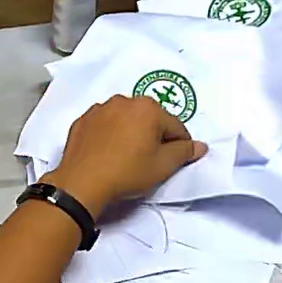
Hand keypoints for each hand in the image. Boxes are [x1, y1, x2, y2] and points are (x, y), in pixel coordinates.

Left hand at [42, 95, 206, 216]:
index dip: (178, 145)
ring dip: (130, 132)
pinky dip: (108, 134)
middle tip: (149, 159)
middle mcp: (123, 101)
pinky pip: (103, 124)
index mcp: (148, 108)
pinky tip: (107, 152)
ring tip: (126, 156)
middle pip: (149, 119)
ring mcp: (99, 109)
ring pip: (125, 119)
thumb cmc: (127, 172)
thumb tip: (199, 146)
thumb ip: (184, 152)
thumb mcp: (163, 166)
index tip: (173, 161)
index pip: (175, 127)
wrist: (82, 182)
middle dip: (153, 135)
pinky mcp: (82, 120)